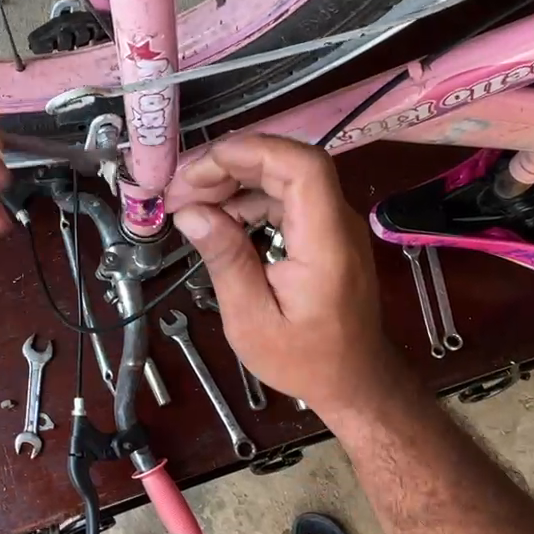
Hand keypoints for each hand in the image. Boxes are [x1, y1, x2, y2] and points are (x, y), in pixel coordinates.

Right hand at [165, 136, 397, 416]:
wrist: (353, 381)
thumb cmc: (305, 360)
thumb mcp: (251, 320)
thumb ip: (226, 260)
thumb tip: (191, 213)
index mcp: (325, 243)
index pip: (302, 167)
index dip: (251, 152)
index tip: (200, 167)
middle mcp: (337, 222)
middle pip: (288, 163)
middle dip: (229, 165)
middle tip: (179, 188)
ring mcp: (333, 224)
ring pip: (284, 177)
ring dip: (234, 181)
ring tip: (189, 202)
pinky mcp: (324, 232)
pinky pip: (285, 198)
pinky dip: (248, 199)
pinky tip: (217, 218)